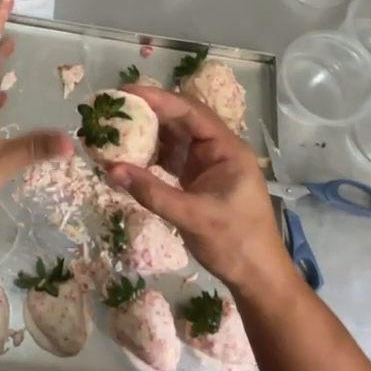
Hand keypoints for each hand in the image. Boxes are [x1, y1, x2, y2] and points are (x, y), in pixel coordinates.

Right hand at [104, 86, 297, 299]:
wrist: (258, 277)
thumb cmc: (235, 243)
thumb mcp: (192, 216)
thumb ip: (152, 192)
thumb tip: (112, 169)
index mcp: (226, 149)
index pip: (190, 111)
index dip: (158, 99)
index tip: (126, 92)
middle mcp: (217, 150)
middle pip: (179, 121)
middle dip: (147, 114)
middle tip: (112, 109)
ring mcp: (207, 166)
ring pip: (173, 140)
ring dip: (146, 135)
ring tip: (114, 130)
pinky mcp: (198, 181)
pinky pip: (170, 160)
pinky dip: (150, 157)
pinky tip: (128, 158)